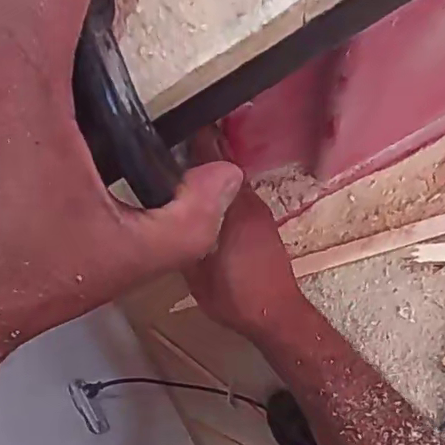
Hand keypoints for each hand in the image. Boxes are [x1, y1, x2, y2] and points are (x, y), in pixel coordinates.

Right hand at [182, 138, 308, 338]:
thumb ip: (183, 236)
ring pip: (230, 183)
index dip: (193, 140)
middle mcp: (250, 202)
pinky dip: (221, 195)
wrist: (276, 316)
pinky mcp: (263, 226)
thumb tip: (168, 214)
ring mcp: (260, 212)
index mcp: (233, 206)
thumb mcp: (196, 272)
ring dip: (210, 177)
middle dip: (199, 155)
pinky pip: (237, 199)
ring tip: (182, 178)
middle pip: (222, 164)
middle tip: (170, 151)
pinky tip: (202, 207)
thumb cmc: (237, 297)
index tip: (173, 128)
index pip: (213, 157)